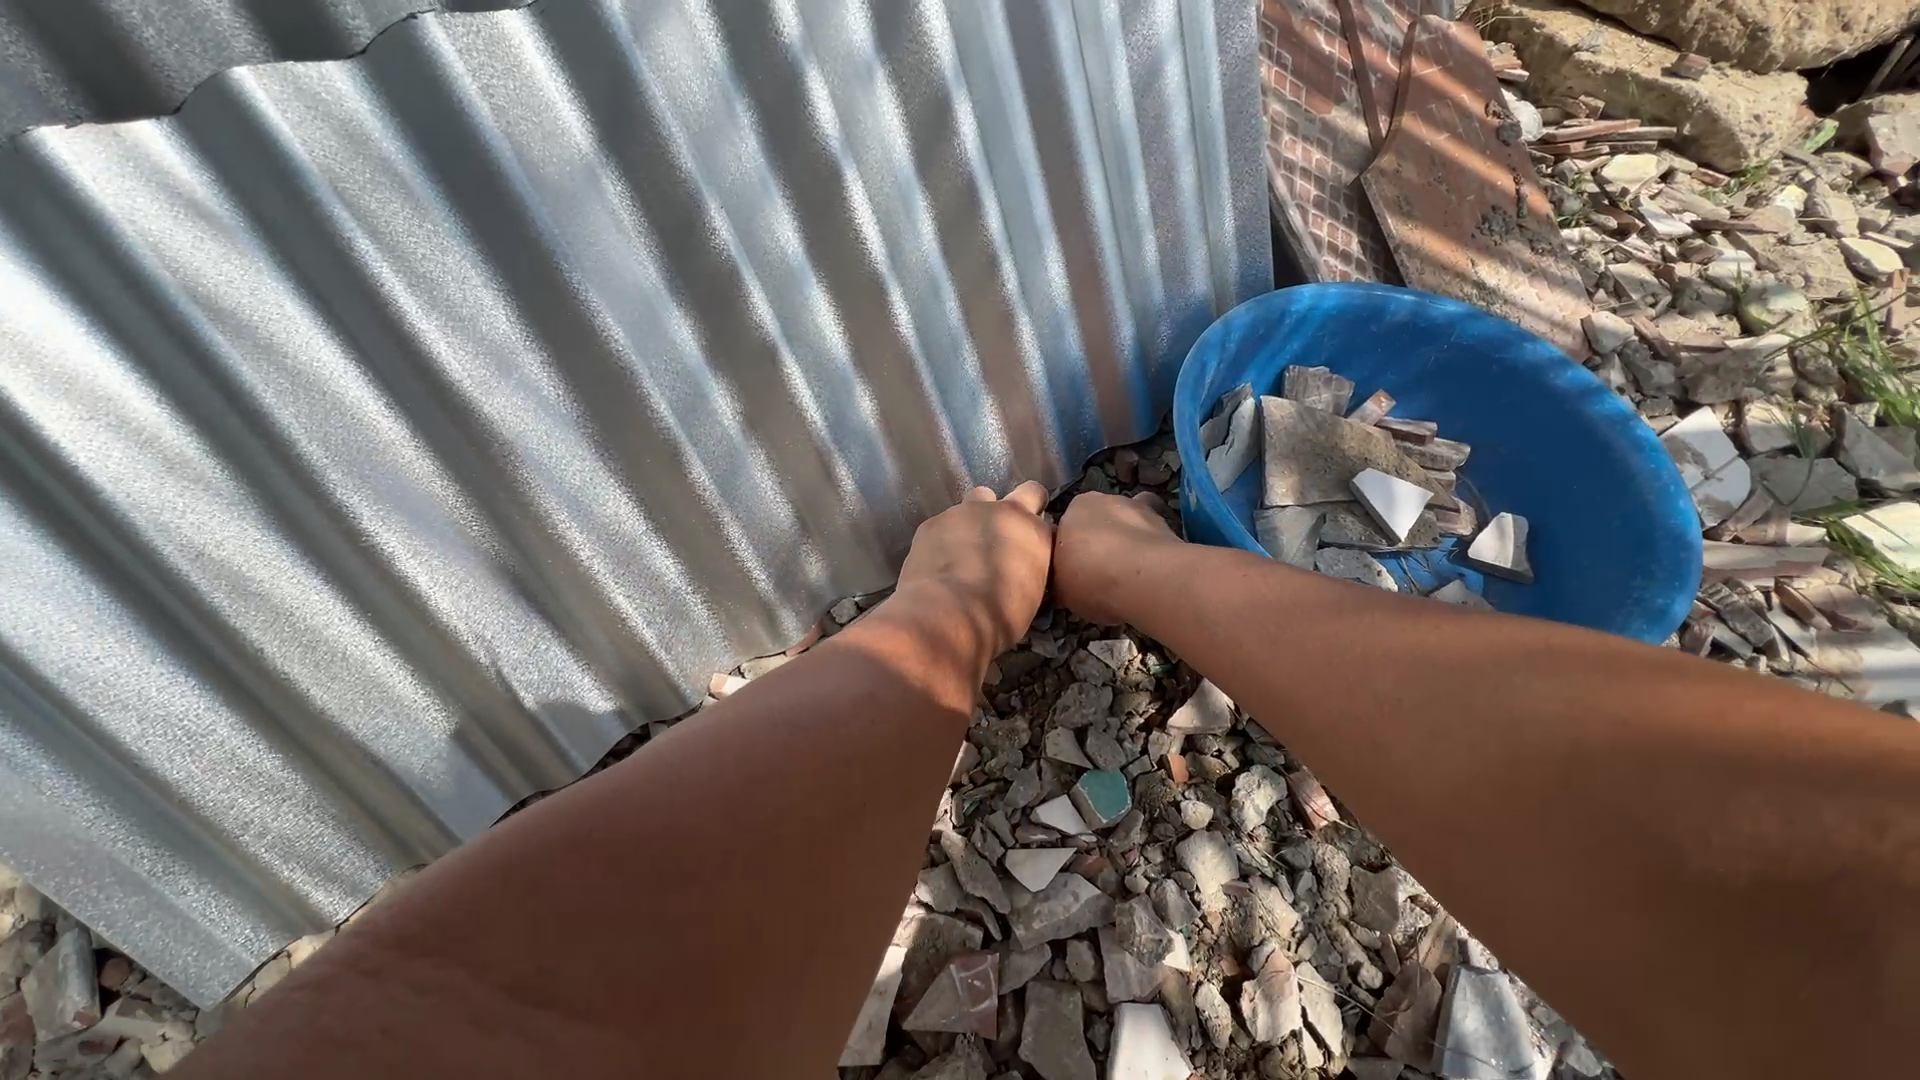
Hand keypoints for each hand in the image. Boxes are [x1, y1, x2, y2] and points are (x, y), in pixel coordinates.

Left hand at [894, 481, 1054, 659]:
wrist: (948, 615)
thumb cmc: (999, 617)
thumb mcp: (1031, 596)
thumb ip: (1030, 568)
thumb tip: (1023, 567)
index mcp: (1034, 532)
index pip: (1048, 520)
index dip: (1038, 530)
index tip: (1030, 547)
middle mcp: (1004, 512)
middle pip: (1027, 491)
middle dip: (1022, 505)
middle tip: (1007, 532)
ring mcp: (965, 512)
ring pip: (978, 498)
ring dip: (979, 515)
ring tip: (967, 544)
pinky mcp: (933, 522)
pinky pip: (944, 523)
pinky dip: (945, 536)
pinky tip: (938, 561)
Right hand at [1052, 491, 1180, 624]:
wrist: (1142, 579)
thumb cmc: (1089, 577)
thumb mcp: (1059, 585)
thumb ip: (1061, 575)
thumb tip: (1065, 581)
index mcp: (1077, 506)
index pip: (1069, 524)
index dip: (1072, 548)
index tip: (1075, 571)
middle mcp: (1109, 500)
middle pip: (1103, 521)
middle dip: (1103, 541)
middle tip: (1102, 574)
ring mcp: (1144, 510)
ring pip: (1133, 526)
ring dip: (1132, 544)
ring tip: (1131, 577)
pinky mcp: (1171, 528)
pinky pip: (1157, 541)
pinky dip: (1155, 553)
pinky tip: (1152, 576)